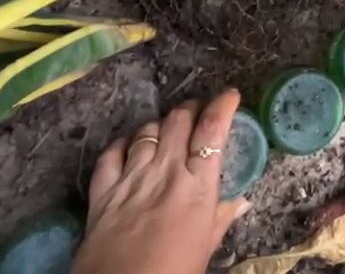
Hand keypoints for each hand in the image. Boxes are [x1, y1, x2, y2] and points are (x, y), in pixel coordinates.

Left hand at [74, 90, 249, 273]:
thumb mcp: (205, 249)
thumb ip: (221, 219)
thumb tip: (242, 202)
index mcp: (197, 184)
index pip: (212, 128)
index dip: (222, 105)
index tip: (229, 96)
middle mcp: (166, 171)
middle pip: (179, 119)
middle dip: (190, 108)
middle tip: (197, 113)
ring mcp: (132, 178)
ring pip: (147, 131)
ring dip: (159, 125)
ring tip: (165, 131)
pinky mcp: (102, 193)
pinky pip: (110, 154)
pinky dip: (122, 145)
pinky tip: (128, 146)